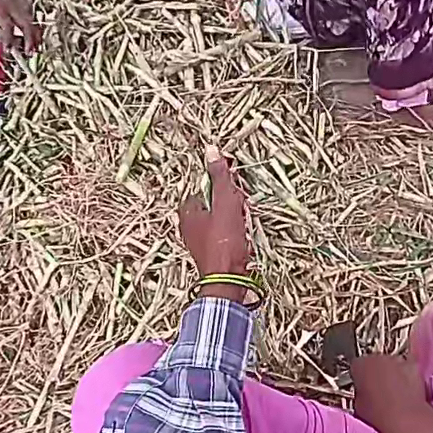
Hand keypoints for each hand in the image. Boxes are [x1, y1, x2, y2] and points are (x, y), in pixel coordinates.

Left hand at [0, 0, 40, 47]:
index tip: (8, 50)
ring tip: (36, 49)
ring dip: (35, 36)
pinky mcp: (26, 1)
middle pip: (25, 22)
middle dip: (29, 39)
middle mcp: (12, 3)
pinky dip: (35, 29)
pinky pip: (33, 17)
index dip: (8, 37)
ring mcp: (21, 1)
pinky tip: (37, 40)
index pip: (7, 23)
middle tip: (29, 53)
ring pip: (32, 20)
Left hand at [179, 149, 250, 300]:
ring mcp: (200, 242)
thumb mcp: (225, 203)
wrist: (229, 282)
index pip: (206, 186)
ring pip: (222, 218)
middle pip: (214, 202)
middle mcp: (189, 227)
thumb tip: (212, 149)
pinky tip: (245, 237)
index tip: (237, 192)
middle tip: (242, 209)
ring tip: (245, 223)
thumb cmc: (224, 243)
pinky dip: (236, 232)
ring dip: (236, 218)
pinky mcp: (213, 253)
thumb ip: (220, 177)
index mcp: (187, 212)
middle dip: (232, 203)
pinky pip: (226, 234)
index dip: (224, 186)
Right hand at [350, 353, 432, 432]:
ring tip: (396, 390)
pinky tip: (408, 390)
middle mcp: (378, 357)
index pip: (357, 365)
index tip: (363, 386)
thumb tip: (364, 392)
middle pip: (375, 361)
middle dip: (377, 372)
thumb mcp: (358, 405)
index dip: (360, 376)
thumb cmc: (378, 414)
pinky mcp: (415, 366)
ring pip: (393, 364)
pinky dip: (408, 376)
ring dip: (393, 373)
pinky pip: (408, 369)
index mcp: (360, 364)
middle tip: (379, 389)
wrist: (406, 419)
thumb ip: (359, 392)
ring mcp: (398, 360)